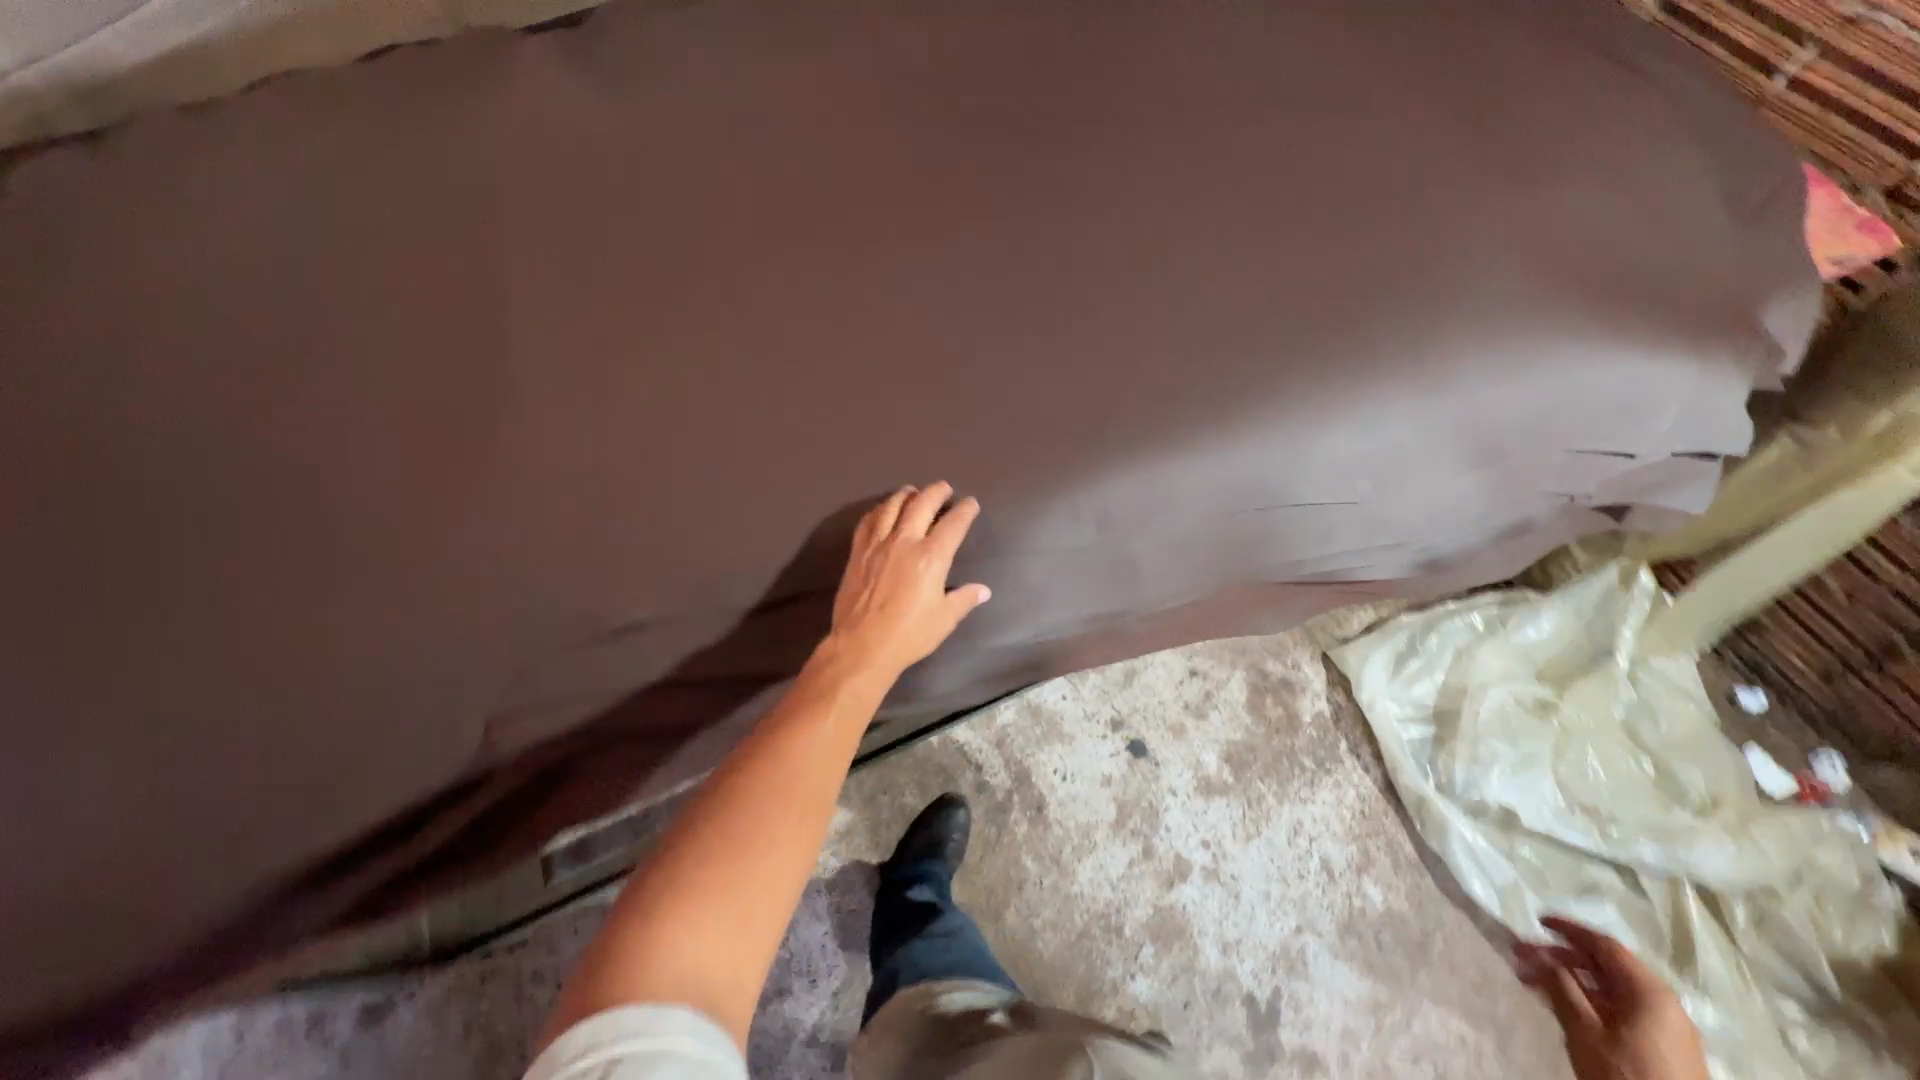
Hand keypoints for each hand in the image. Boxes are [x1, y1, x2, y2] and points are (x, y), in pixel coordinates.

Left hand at [820, 482, 989, 680]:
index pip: (953, 524)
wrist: (862, 645)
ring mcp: (878, 545)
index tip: (970, 504)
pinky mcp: (858, 553)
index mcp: (931, 558)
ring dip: (906, 495)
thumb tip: (982, 590)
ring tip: (913, 491)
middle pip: (922, 505)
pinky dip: (878, 510)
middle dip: (936, 492)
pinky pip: (867, 522)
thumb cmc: (909, 635)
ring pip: (892, 507)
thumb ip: (964, 599)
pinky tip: (882, 510)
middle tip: (944, 488)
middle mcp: (905, 542)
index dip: (965, 511)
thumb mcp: (944, 619)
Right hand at [1517, 917, 1709, 1079]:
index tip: (1537, 921)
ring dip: (1574, 980)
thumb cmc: (1624, 1076)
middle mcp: (1665, 1003)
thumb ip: (1560, 986)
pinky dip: (1593, 1000)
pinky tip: (1568, 1007)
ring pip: (1614, 990)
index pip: (1605, 945)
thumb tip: (1538, 953)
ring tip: (1537, 982)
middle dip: (1564, 956)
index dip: (1569, 930)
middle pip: (1609, 967)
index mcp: (1650, 992)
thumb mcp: (1584, 1031)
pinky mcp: (1666, 1048)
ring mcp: (1668, 1027)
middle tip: (1525, 956)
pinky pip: (1624, 1010)